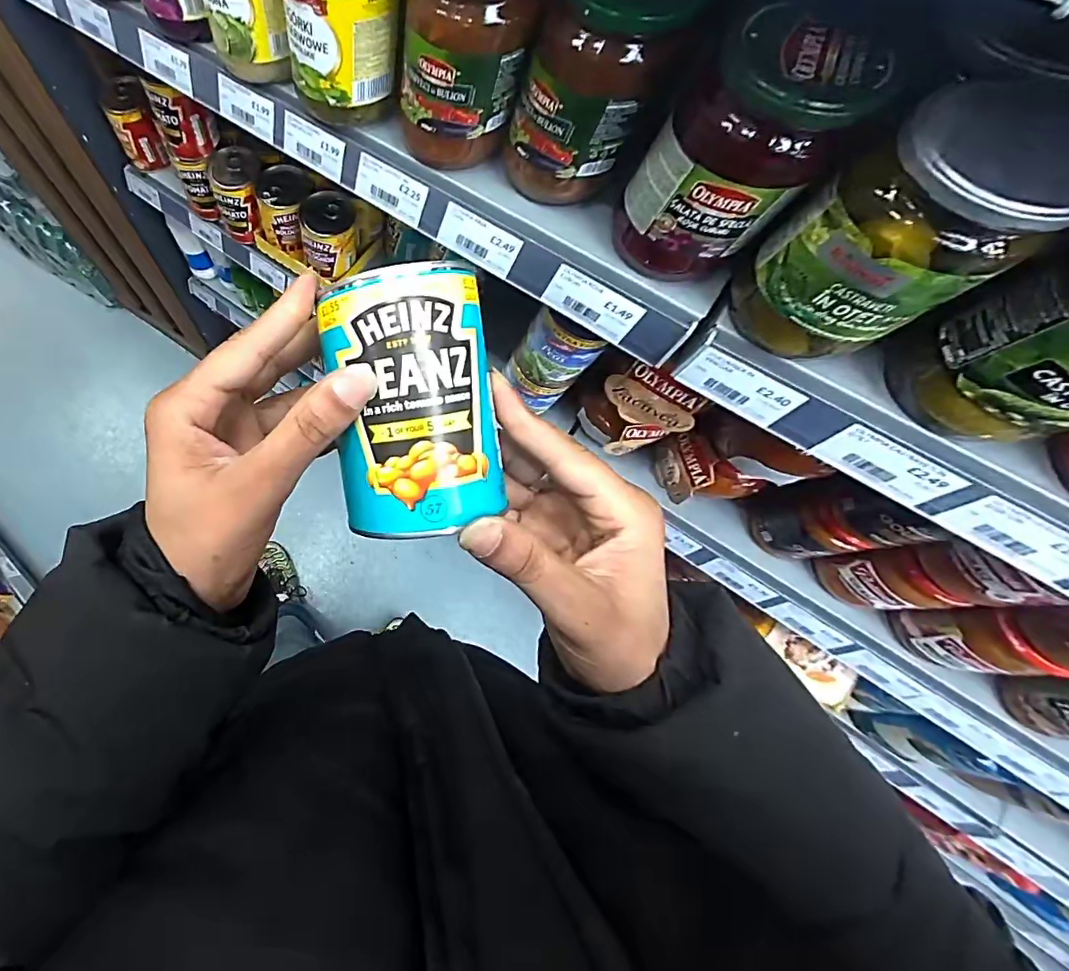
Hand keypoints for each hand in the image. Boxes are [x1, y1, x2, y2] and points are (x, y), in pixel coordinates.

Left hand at [145, 274, 378, 610]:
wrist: (192, 596)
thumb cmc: (208, 539)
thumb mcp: (258, 483)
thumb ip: (309, 431)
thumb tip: (361, 378)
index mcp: (187, 406)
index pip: (242, 352)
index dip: (282, 318)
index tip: (317, 283)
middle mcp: (206, 409)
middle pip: (261, 366)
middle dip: (303, 340)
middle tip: (349, 310)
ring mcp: (229, 431)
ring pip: (278, 394)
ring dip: (317, 378)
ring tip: (361, 348)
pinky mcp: (249, 453)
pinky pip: (287, 424)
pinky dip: (317, 415)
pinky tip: (350, 402)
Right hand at [458, 373, 670, 692]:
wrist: (627, 684)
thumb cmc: (621, 644)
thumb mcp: (577, 607)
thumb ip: (526, 565)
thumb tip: (471, 526)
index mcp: (620, 509)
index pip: (564, 456)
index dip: (525, 421)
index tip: (491, 385)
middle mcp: (592, 503)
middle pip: (538, 459)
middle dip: (496, 434)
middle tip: (453, 405)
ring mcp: (565, 518)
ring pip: (519, 480)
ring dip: (483, 464)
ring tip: (442, 437)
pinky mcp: (545, 535)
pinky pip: (508, 507)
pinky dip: (480, 498)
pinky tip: (452, 484)